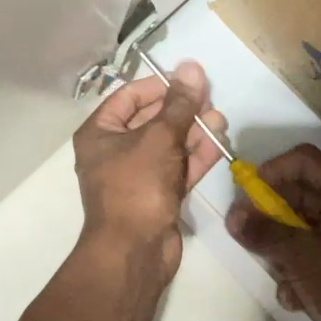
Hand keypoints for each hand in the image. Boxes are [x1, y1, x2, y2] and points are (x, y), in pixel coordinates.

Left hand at [72, 60, 226, 278]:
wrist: (134, 253)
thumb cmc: (136, 185)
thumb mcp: (159, 137)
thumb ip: (179, 104)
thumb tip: (192, 67)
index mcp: (99, 133)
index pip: (129, 96)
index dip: (158, 85)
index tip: (188, 79)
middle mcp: (113, 151)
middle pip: (150, 119)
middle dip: (181, 109)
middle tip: (210, 97)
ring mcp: (136, 176)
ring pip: (167, 145)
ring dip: (193, 131)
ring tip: (221, 119)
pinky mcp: (156, 197)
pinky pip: (176, 168)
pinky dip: (195, 156)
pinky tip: (219, 142)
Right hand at [225, 144, 320, 320]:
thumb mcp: (304, 256)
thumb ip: (265, 233)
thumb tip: (232, 216)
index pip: (304, 161)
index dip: (274, 169)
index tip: (248, 193)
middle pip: (297, 197)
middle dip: (269, 215)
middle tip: (245, 231)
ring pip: (299, 234)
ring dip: (281, 252)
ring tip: (275, 271)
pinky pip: (308, 266)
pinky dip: (296, 280)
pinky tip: (294, 300)